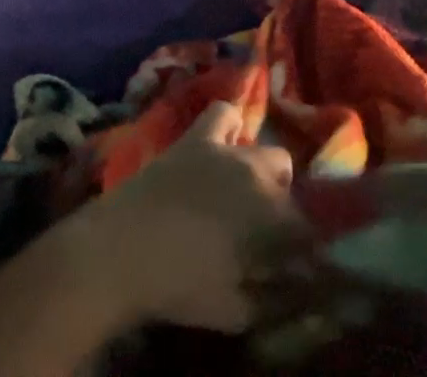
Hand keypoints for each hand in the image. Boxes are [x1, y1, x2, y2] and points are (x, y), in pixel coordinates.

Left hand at [80, 101, 296, 332]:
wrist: (115, 252)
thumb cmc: (177, 287)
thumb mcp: (235, 311)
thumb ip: (271, 299)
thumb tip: (290, 288)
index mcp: (273, 217)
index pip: (310, 228)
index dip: (306, 250)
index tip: (296, 267)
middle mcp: (257, 177)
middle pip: (291, 186)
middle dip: (285, 207)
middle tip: (265, 234)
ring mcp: (224, 153)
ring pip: (267, 151)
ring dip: (263, 171)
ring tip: (245, 192)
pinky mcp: (192, 141)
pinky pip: (222, 115)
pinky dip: (230, 127)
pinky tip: (225, 146)